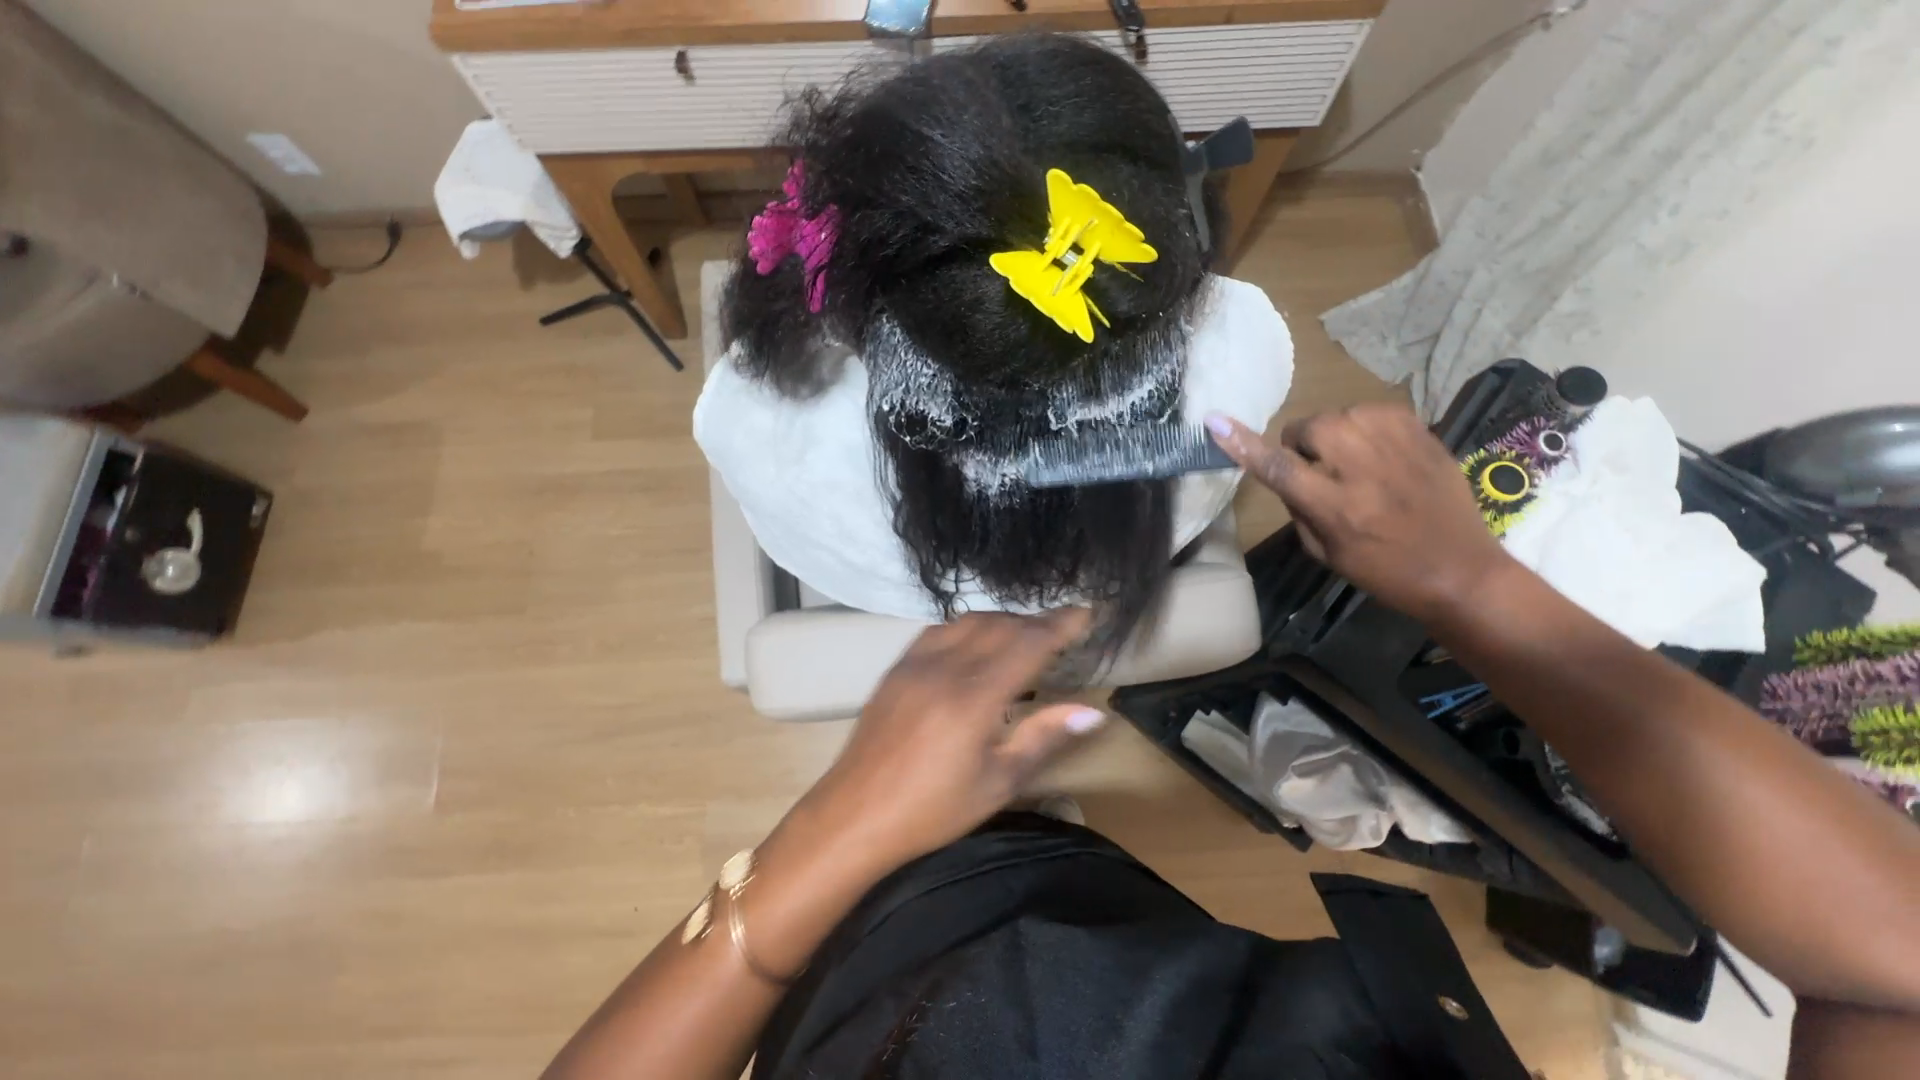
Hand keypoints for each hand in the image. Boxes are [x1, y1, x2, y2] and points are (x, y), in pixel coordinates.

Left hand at [800, 609, 1104, 870]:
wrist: (854, 816)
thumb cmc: (932, 811)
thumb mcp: (998, 784)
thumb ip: (1043, 738)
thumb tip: (1092, 711)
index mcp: (974, 698)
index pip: (1028, 643)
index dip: (1061, 625)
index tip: (1087, 613)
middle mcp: (944, 668)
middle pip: (1000, 626)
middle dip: (1035, 622)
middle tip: (1063, 632)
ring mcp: (914, 665)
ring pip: (967, 622)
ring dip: (1002, 622)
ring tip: (1025, 637)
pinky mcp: (895, 670)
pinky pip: (938, 631)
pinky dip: (967, 628)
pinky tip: (975, 645)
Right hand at [1207, 405, 1515, 623]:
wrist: (1462, 571)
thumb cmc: (1385, 572)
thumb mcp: (1326, 553)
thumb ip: (1299, 507)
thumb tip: (1287, 472)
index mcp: (1337, 508)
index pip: (1278, 467)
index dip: (1243, 444)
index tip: (1216, 422)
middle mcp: (1365, 469)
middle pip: (1311, 427)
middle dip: (1304, 444)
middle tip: (1319, 469)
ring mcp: (1399, 446)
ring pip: (1342, 414)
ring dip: (1336, 434)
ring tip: (1354, 462)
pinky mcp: (1423, 433)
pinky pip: (1375, 412)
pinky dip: (1367, 428)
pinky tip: (1380, 452)